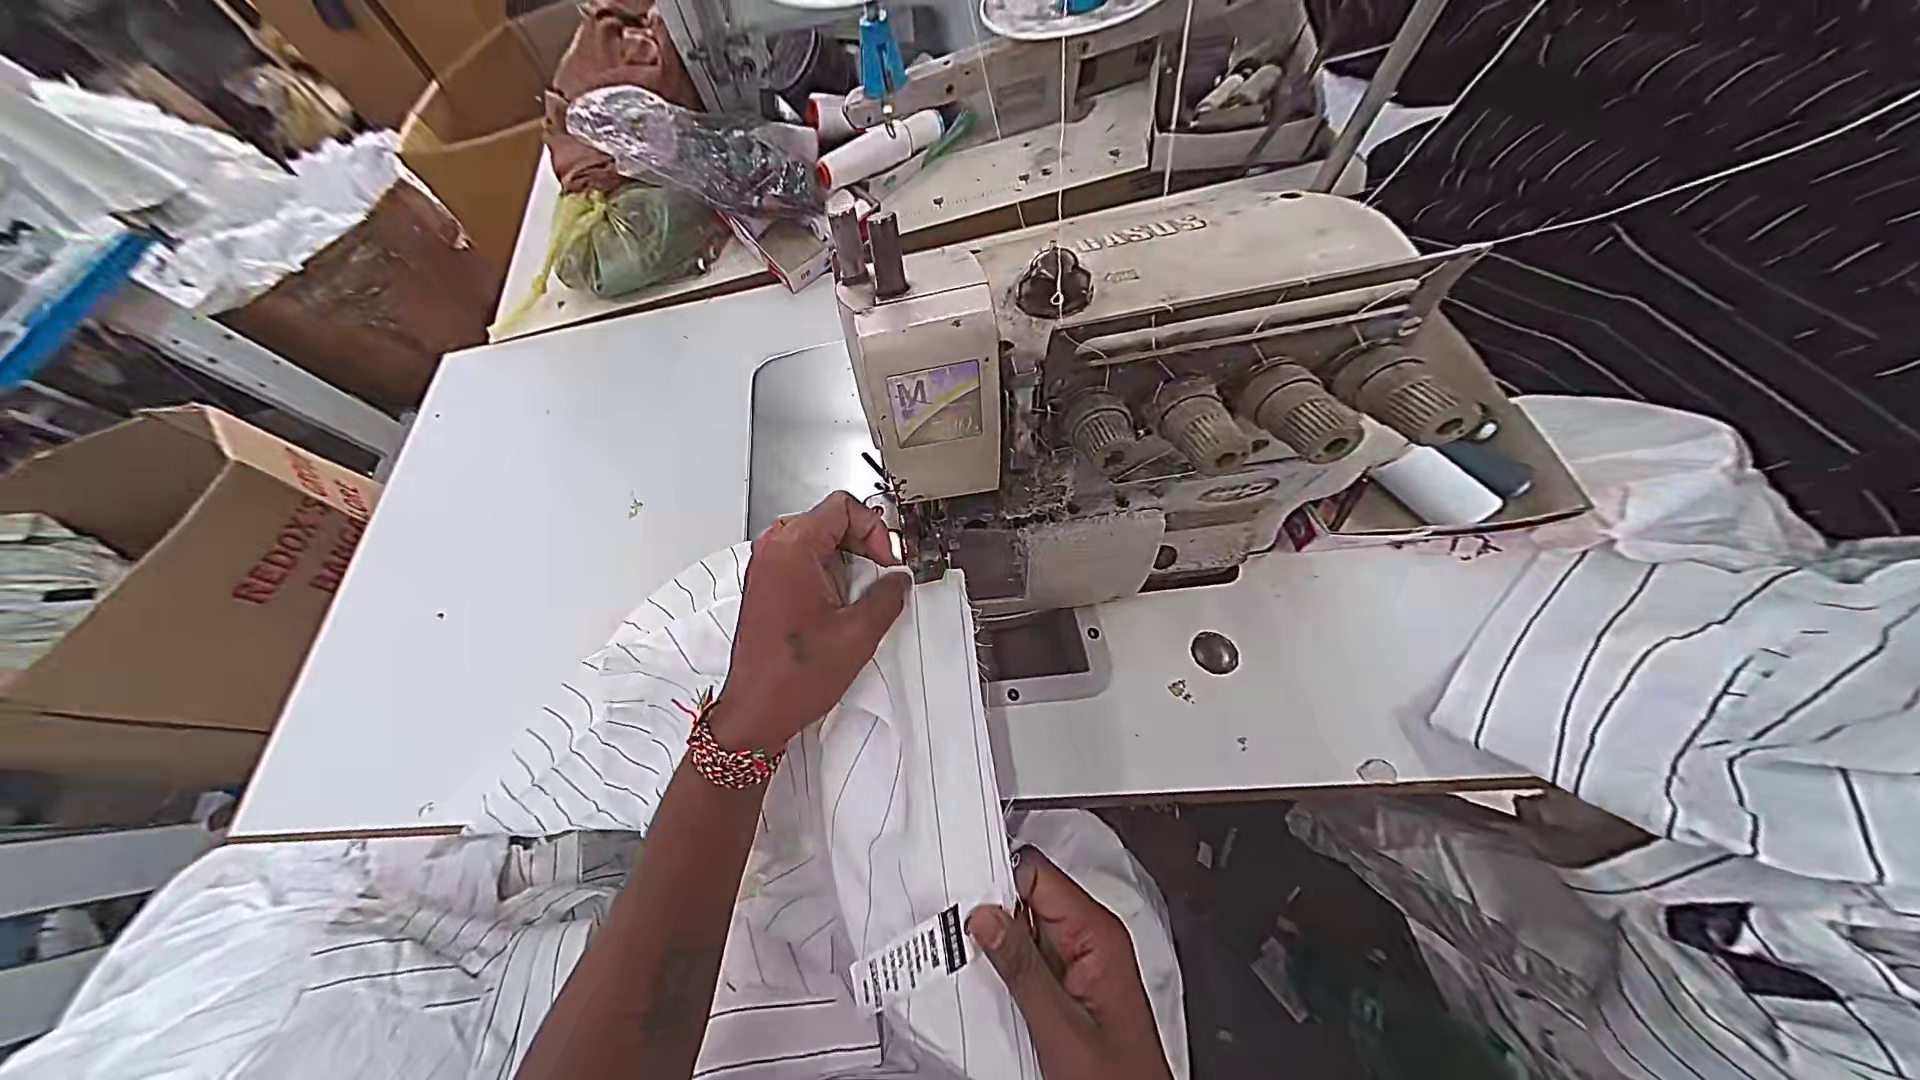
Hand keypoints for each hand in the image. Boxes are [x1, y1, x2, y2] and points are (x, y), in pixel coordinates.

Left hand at [710, 492, 908, 753]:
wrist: (757, 710)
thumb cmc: (792, 676)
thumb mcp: (860, 632)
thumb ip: (889, 594)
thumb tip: (899, 580)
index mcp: (793, 547)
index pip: (844, 507)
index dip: (875, 532)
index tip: (886, 562)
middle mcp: (773, 549)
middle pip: (832, 520)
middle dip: (864, 546)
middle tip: (880, 577)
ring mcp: (766, 566)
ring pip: (820, 541)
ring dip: (847, 562)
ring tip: (859, 597)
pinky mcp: (766, 585)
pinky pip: (805, 561)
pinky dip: (829, 574)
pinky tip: (841, 607)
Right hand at [968, 849, 1172, 1079]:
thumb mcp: (1061, 1029)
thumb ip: (1021, 969)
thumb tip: (985, 916)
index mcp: (1096, 932)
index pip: (1037, 873)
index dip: (998, 880)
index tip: (966, 902)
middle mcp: (1089, 937)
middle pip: (1028, 893)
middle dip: (993, 911)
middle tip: (961, 934)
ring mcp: (1078, 958)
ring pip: (1024, 924)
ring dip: (996, 941)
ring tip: (974, 964)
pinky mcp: (1067, 981)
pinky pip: (1027, 954)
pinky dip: (1004, 964)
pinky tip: (991, 984)